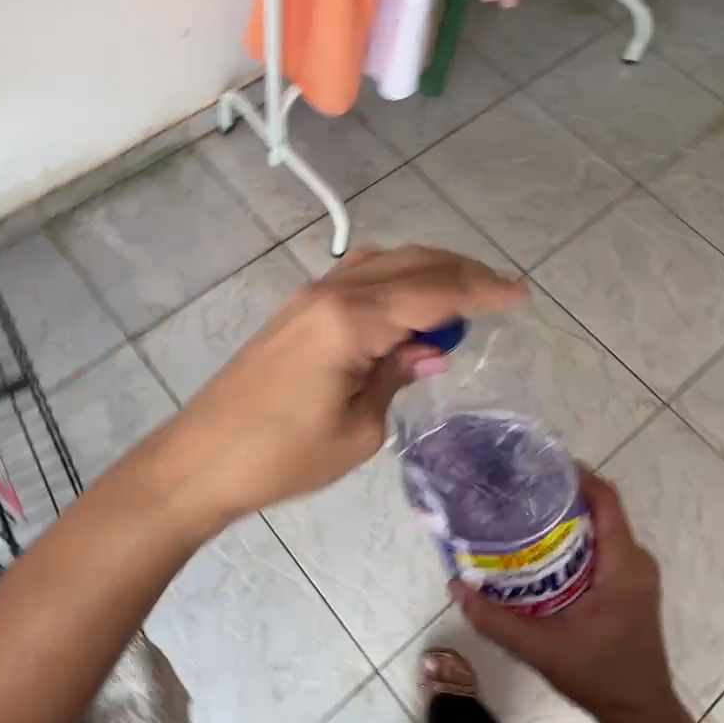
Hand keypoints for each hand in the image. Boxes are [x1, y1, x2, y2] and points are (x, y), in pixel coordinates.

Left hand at [141, 246, 522, 526]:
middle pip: (410, 264)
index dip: (482, 290)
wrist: (201, 459)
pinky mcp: (295, 313)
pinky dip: (394, 283)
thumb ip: (397, 377)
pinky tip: (409, 309)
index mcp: (351, 320)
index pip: (432, 292)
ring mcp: (308, 298)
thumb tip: (428, 352)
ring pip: (382, 264)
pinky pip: (358, 280)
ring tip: (464, 297)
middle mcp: (331, 293)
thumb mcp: (358, 429)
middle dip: (460, 272)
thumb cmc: (281, 456)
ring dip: (427, 272)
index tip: (522, 295)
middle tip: (501, 292)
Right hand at [452, 466, 677, 722]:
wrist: (639, 713)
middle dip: (560, 493)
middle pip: (600, 509)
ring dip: (566, 517)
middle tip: (517, 489)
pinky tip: (541, 548)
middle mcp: (635, 561)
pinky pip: (603, 546)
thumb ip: (496, 619)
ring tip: (522, 513)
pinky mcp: (629, 586)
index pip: (606, 501)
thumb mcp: (540, 649)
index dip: (576, 475)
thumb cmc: (598, 675)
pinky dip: (575, 538)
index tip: (537, 463)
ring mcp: (635, 574)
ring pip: (601, 528)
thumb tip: (455, 585)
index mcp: (623, 565)